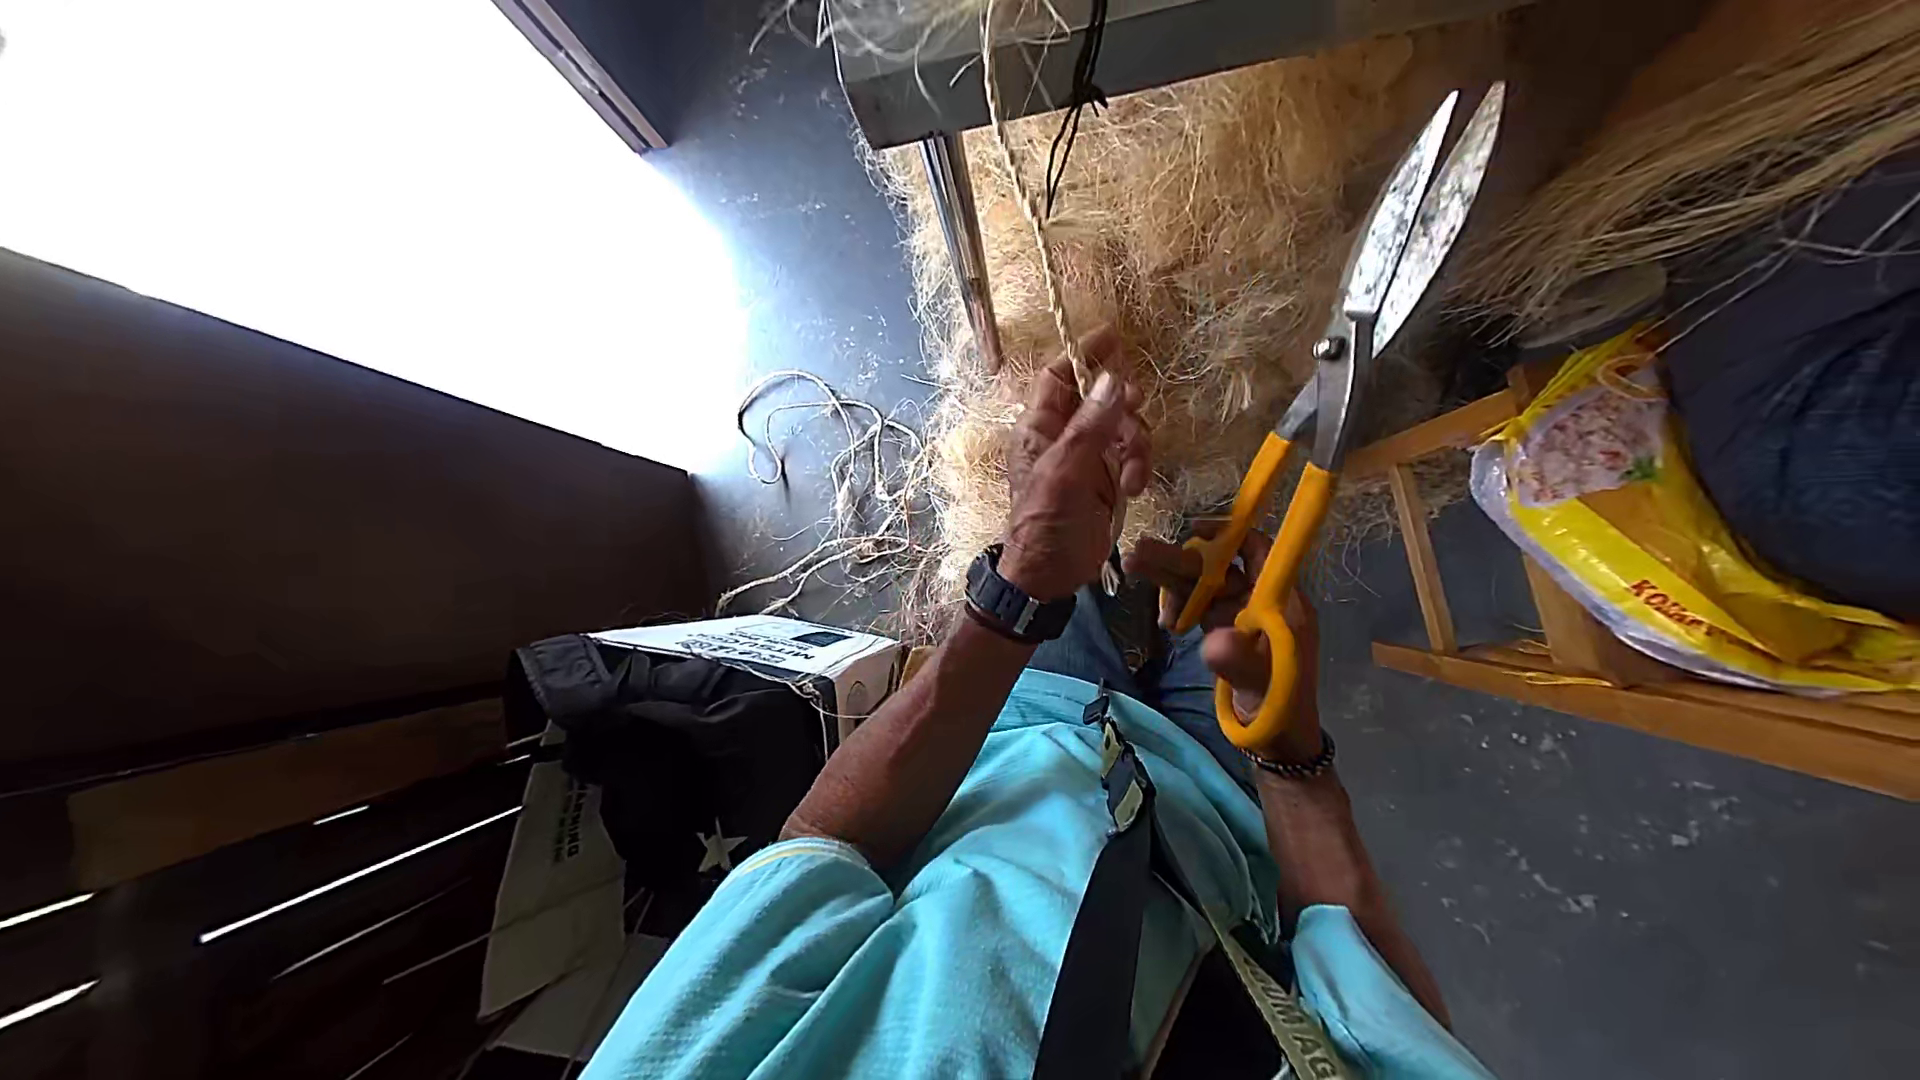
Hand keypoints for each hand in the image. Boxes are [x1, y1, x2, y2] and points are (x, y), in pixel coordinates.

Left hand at [1000, 326, 1150, 600]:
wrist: (1050, 575)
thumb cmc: (1045, 523)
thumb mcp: (1064, 472)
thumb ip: (1089, 427)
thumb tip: (1112, 378)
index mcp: (1040, 428)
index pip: (1058, 377)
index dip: (1082, 355)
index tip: (1113, 338)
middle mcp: (1064, 436)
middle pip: (1101, 398)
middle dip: (1123, 408)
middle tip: (1135, 412)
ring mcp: (1088, 458)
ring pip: (1123, 427)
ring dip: (1137, 446)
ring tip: (1133, 477)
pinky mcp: (1107, 479)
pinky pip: (1132, 456)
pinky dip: (1139, 467)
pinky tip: (1135, 488)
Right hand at [1126, 524, 1324, 764]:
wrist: (1275, 741)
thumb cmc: (1278, 709)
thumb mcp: (1261, 686)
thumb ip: (1240, 662)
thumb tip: (1214, 643)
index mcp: (1280, 603)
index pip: (1259, 551)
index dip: (1231, 534)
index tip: (1196, 530)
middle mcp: (1256, 600)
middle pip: (1216, 566)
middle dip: (1178, 558)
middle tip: (1137, 553)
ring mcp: (1236, 614)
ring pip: (1199, 583)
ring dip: (1167, 576)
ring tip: (1131, 566)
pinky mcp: (1219, 628)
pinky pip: (1193, 604)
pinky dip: (1175, 605)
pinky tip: (1166, 620)